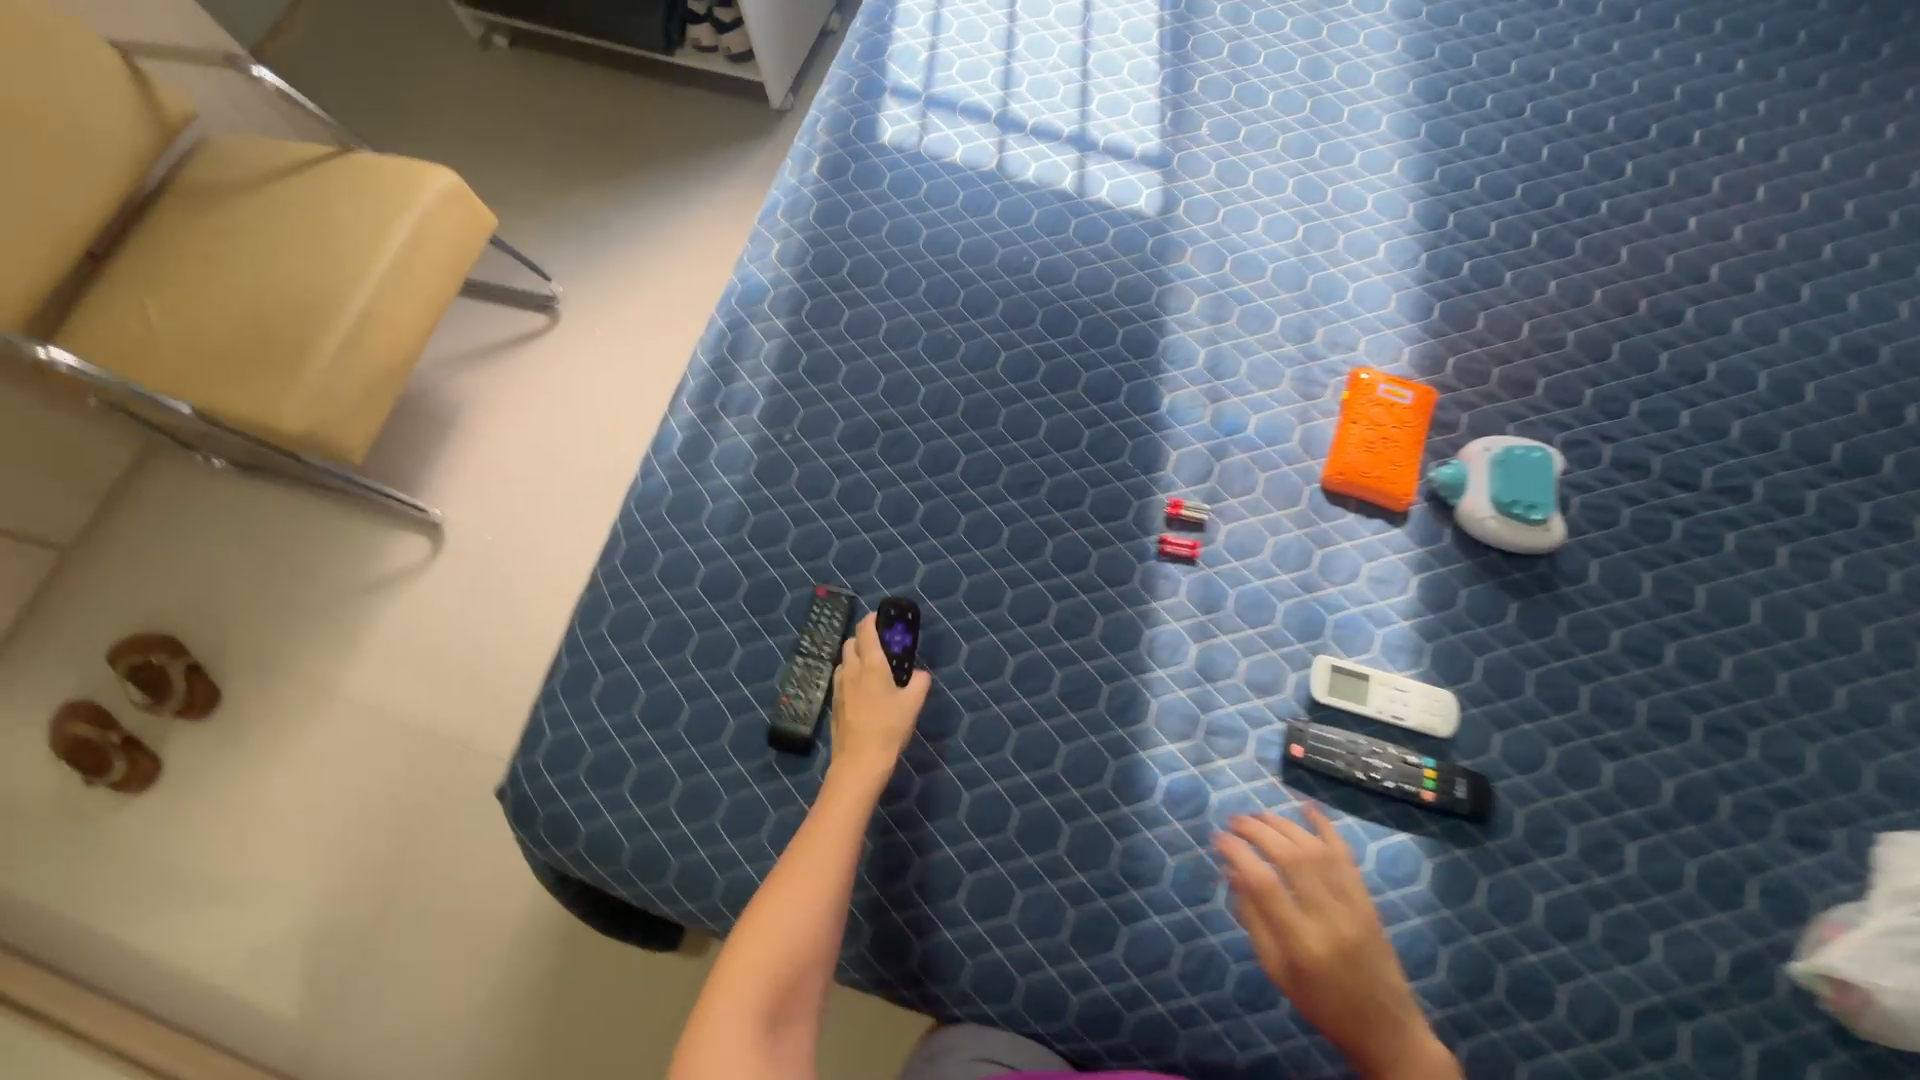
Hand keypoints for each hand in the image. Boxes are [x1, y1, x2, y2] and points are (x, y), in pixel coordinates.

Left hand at [828, 614, 929, 779]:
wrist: (860, 761)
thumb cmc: (889, 728)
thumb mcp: (913, 704)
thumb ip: (919, 682)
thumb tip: (919, 674)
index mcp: (871, 664)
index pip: (866, 630)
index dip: (872, 619)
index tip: (881, 617)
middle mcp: (851, 670)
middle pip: (851, 642)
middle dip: (863, 638)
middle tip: (880, 646)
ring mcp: (839, 687)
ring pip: (844, 660)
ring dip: (855, 657)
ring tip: (872, 668)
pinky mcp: (834, 703)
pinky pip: (841, 678)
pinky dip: (850, 675)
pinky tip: (862, 690)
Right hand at [1216, 806, 1459, 1079]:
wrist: (1386, 1029)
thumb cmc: (1321, 1005)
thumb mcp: (1276, 971)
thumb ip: (1253, 920)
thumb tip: (1232, 872)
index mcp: (1301, 943)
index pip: (1264, 884)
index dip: (1237, 853)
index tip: (1217, 838)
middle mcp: (1329, 918)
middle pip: (1291, 858)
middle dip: (1258, 831)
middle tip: (1234, 821)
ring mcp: (1354, 906)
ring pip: (1317, 850)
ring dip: (1284, 825)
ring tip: (1258, 815)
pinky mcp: (1369, 901)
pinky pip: (1346, 856)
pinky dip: (1326, 828)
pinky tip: (1307, 809)